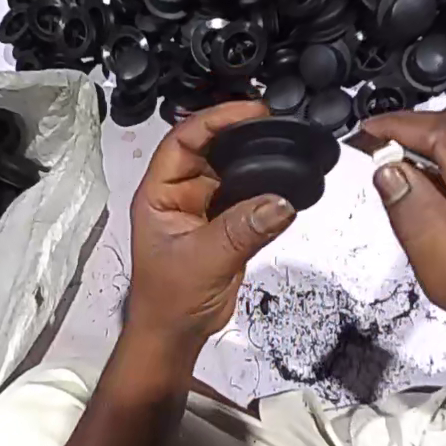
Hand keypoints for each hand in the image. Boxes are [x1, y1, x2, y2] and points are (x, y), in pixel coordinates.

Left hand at [125, 101, 295, 353]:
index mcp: (160, 194)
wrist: (177, 334)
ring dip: (256, 164)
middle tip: (272, 124)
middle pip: (210, 150)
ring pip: (233, 174)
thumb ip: (242, 231)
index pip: (183, 140)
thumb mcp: (203, 260)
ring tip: (283, 148)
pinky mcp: (227, 227)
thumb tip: (279, 203)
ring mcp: (205, 211)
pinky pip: (249, 200)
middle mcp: (181, 195)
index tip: (248, 112)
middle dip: (239, 135)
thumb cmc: (168, 300)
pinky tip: (285, 186)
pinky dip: (267, 193)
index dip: (214, 120)